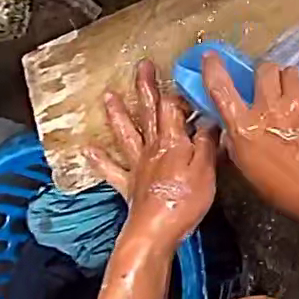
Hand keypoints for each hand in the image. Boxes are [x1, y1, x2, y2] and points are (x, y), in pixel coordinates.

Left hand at [88, 60, 218, 252]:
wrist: (154, 233)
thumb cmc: (184, 201)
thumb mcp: (206, 168)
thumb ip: (207, 142)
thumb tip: (209, 119)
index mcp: (173, 141)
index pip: (173, 108)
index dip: (177, 92)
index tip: (181, 76)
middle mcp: (153, 148)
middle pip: (148, 112)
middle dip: (145, 87)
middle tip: (142, 66)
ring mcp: (138, 166)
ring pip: (127, 134)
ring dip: (118, 114)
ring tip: (108, 96)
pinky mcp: (129, 186)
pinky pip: (111, 170)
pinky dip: (99, 159)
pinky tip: (89, 149)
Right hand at [202, 54, 298, 220]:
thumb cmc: (280, 184)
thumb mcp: (246, 165)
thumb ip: (236, 139)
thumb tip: (231, 126)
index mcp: (245, 126)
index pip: (221, 88)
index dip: (213, 68)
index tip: (211, 57)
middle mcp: (269, 107)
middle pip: (264, 68)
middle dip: (264, 74)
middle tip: (267, 86)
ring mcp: (296, 101)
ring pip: (289, 72)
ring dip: (286, 81)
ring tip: (289, 95)